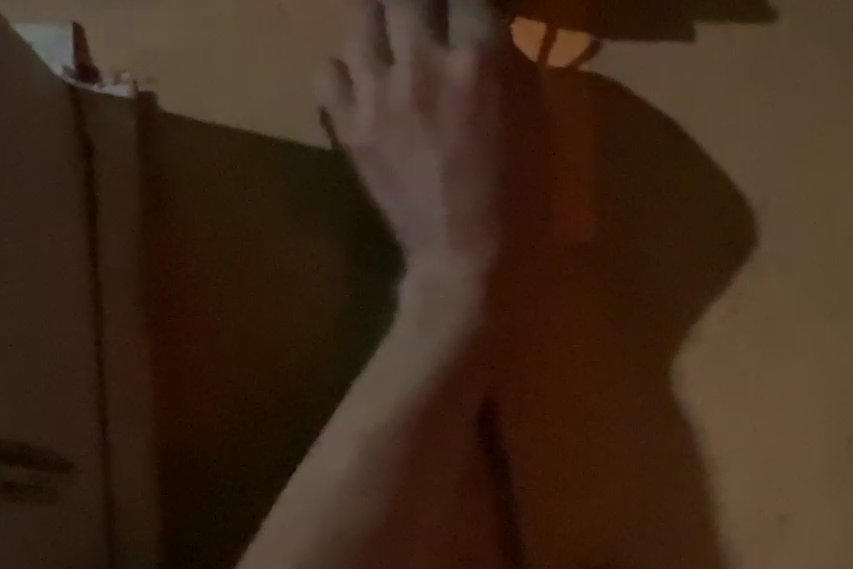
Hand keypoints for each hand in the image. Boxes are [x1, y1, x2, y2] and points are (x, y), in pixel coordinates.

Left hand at [319, 0, 511, 279]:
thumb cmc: (508, 202)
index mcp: (477, 64)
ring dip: (380, 25)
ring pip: (362, 20)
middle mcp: (422, 65)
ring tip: (392, 42)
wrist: (459, 259)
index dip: (464, 4)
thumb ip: (501, 69)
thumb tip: (482, 33)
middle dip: (420, 2)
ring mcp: (378, 95)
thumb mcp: (525, 126)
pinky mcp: (349, 127)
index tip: (463, 14)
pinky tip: (362, 84)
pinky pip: (328, 71)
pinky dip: (344, 72)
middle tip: (426, 17)